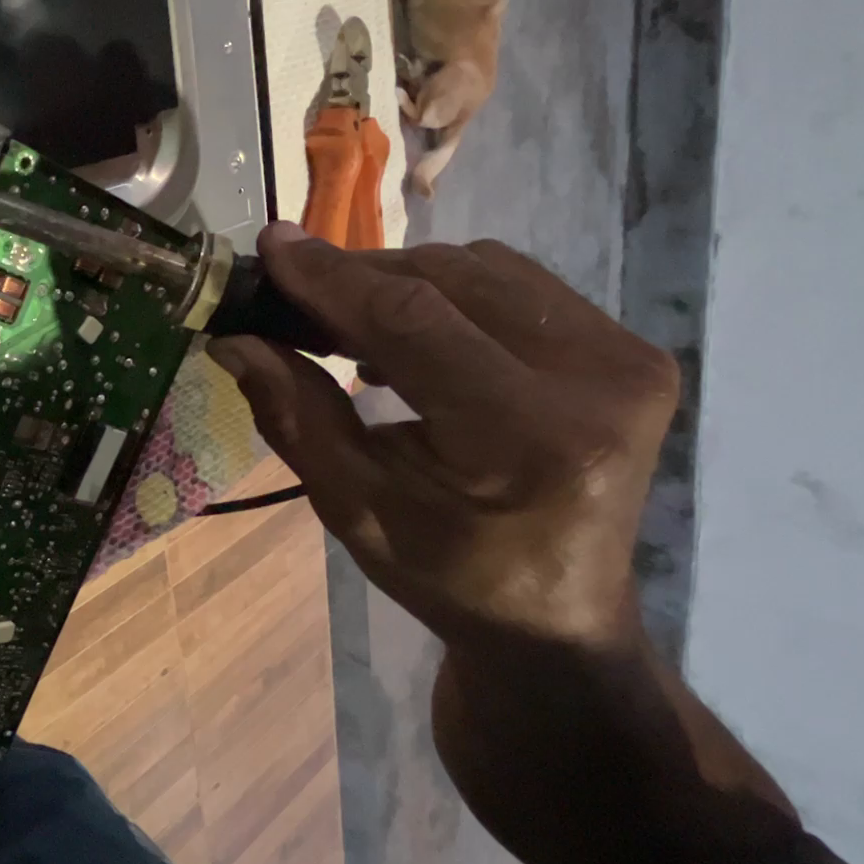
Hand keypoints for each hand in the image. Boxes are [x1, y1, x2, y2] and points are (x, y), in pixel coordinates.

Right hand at [207, 222, 678, 650]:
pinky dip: (445, 291)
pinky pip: (513, 282)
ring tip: (346, 321)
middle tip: (292, 296)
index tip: (271, 247)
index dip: (332, 277)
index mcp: (525, 438)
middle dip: (357, 277)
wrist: (555, 617)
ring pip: (482, 267)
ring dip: (399, 280)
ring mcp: (626, 357)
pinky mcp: (628, 349)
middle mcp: (596, 380)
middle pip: (448, 278)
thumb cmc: (444, 574)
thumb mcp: (351, 506)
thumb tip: (234, 339)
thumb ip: (294, 414)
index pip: (412, 320)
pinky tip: (407, 332)